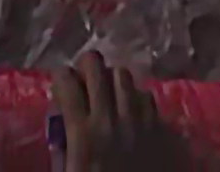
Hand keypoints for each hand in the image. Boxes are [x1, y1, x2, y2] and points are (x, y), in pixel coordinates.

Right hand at [52, 51, 183, 171]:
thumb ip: (62, 155)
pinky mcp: (159, 131)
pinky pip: (146, 96)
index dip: (61, 79)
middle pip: (95, 65)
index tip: (62, 90)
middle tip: (84, 83)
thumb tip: (60, 131)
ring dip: (112, 81)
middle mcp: (109, 119)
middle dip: (86, 68)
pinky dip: (136, 98)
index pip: (66, 80)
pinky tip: (132, 113)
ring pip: (122, 74)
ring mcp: (137, 122)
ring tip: (109, 95)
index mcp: (83, 134)